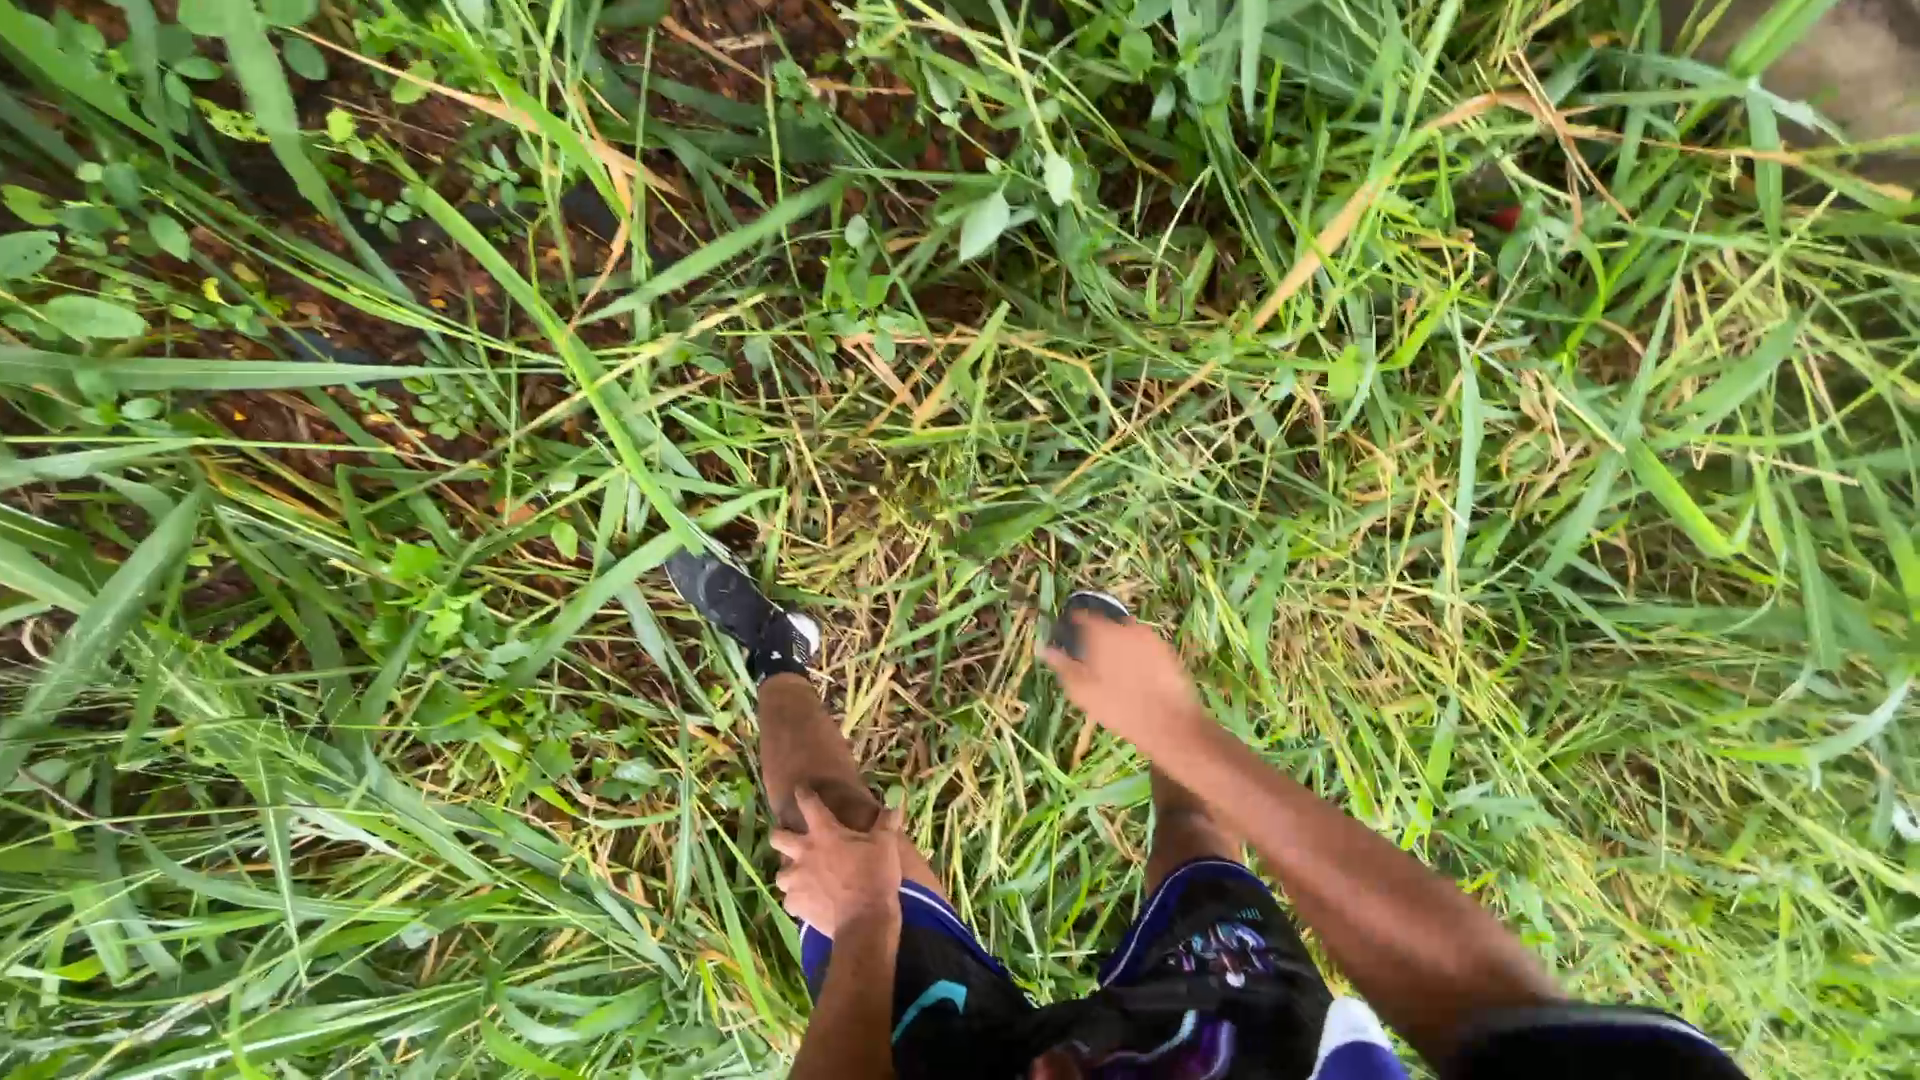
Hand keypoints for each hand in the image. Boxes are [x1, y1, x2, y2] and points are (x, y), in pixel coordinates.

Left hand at [770, 787, 903, 935]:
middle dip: (779, 833)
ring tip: (798, 875)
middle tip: (787, 836)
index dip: (803, 793)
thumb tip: (895, 804)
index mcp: (824, 833)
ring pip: (779, 873)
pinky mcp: (796, 905)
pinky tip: (806, 902)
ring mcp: (797, 880)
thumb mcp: (885, 845)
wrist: (864, 921)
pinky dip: (797, 900)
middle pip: (777, 837)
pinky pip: (790, 901)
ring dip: (788, 871)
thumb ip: (886, 823)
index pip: (808, 804)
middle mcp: (804, 853)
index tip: (801, 789)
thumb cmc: (874, 877)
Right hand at [1039, 613, 1210, 752]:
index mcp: (1103, 633)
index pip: (1083, 616)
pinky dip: (1137, 651)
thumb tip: (1045, 649)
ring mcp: (1150, 637)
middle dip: (1098, 634)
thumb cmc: (1118, 707)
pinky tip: (1135, 672)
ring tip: (1114, 665)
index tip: (1069, 634)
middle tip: (1092, 655)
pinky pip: (1145, 644)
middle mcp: (1127, 627)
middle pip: (1107, 623)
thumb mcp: (1082, 691)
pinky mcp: (1167, 649)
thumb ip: (1063, 666)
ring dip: (1119, 642)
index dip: (1074, 623)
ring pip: (1128, 633)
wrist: (1168, 723)